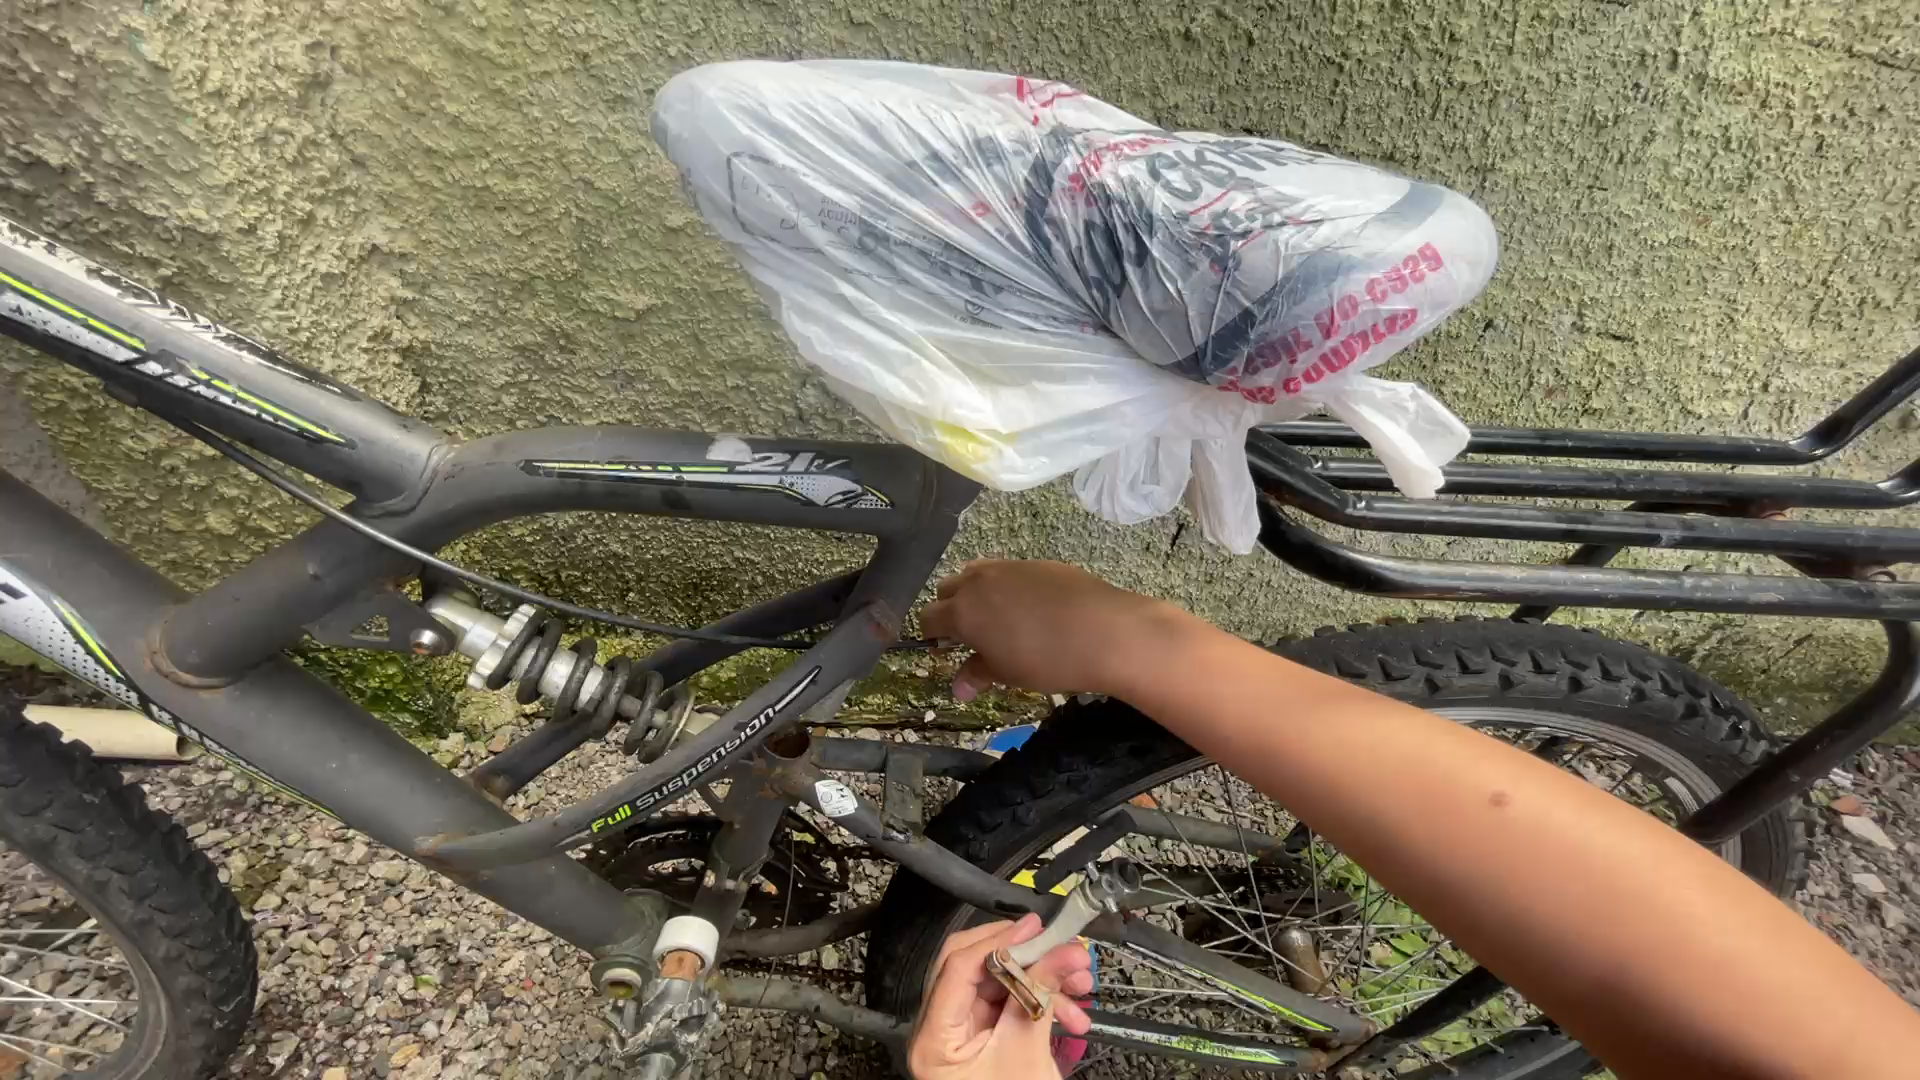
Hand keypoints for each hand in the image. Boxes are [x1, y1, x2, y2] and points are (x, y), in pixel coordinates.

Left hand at [907, 914, 1094, 1079]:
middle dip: (1026, 956)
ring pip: (1000, 986)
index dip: (998, 940)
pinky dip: (1042, 1004)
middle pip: (978, 969)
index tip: (1035, 927)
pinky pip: (1010, 1008)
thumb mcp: (1025, 1057)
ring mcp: (962, 1037)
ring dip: (1042, 979)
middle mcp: (940, 1032)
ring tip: (1080, 980)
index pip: (958, 966)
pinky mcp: (983, 1043)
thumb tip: (1057, 949)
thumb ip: (1038, 997)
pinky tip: (1073, 1013)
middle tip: (1060, 944)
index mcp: (934, 1038)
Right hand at [920, 559, 1190, 701]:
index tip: (943, 650)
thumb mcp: (1008, 673)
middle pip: (948, 589)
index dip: (931, 635)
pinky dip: (1005, 586)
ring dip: (975, 592)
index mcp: (963, 611)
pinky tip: (1030, 607)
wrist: (1105, 631)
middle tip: (968, 634)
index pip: (929, 618)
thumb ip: (978, 674)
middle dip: (950, 609)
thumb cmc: (1047, 660)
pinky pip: (1008, 570)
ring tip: (996, 617)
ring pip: (976, 572)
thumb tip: (958, 688)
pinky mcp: (1037, 563)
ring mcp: (1009, 567)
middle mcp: (979, 581)